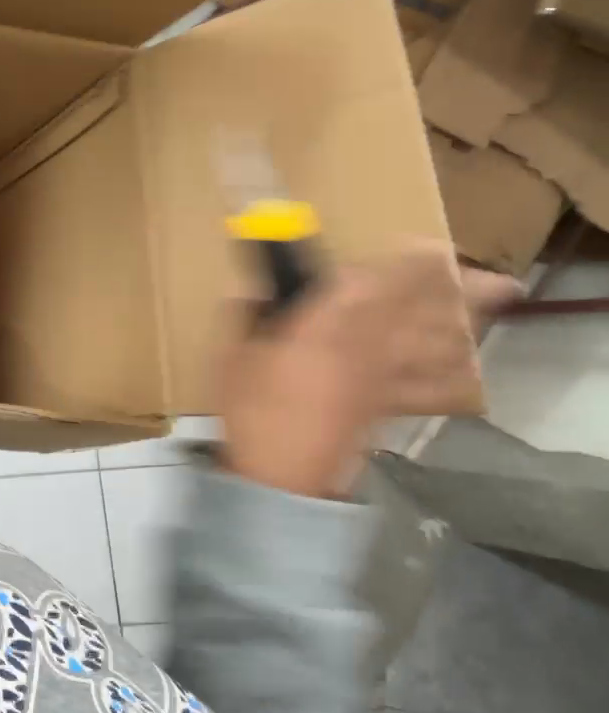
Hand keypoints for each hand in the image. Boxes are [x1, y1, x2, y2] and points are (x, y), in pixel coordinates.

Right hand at [215, 243, 518, 496]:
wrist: (280, 471)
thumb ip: (246, 316)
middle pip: (425, 308)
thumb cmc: (248, 407)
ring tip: (481, 298)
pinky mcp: (392, 403)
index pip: (376, 283)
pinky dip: (454, 371)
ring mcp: (388, 377)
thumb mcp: (231, 354)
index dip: (400, 260)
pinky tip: (461, 361)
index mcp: (326, 328)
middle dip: (451, 283)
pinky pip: (436, 385)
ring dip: (465, 317)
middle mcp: (370, 346)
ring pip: (442, 341)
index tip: (411, 241)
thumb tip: (255, 288)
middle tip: (457, 263)